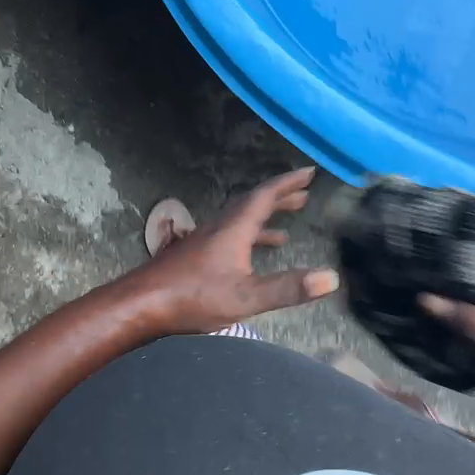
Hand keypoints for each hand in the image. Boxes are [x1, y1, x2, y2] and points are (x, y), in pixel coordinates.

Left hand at [126, 168, 340, 334]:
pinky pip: (230, 236)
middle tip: (303, 192)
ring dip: (264, 218)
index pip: (263, 196)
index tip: (309, 172)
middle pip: (252, 204)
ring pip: (240, 220)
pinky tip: (254, 255)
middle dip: (279, 197)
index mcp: (233, 229)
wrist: (143, 303)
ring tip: (288, 224)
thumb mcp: (246, 297)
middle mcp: (219, 227)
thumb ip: (288, 288)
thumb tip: (331, 277)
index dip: (287, 183)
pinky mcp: (196, 254)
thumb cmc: (194, 297)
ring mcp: (205, 240)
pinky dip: (248, 238)